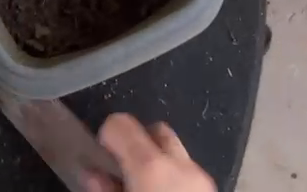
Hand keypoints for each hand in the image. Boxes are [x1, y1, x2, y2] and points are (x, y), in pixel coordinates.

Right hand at [85, 114, 214, 191]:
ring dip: (160, 161)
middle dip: (139, 143)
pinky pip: (190, 172)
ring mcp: (204, 178)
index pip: (120, 122)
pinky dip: (176, 177)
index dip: (107, 134)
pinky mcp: (215, 189)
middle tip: (126, 170)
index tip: (102, 154)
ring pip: (177, 152)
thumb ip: (103, 187)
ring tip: (147, 183)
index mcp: (151, 164)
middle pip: (156, 129)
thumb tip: (91, 171)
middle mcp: (180, 163)